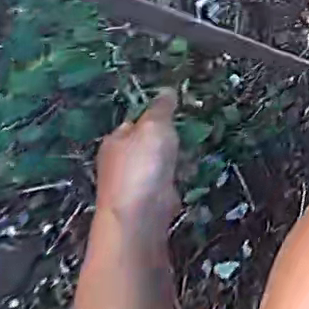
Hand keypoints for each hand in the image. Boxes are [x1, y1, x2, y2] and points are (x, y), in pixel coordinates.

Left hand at [94, 90, 179, 239]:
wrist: (139, 217)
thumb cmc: (142, 165)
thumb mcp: (154, 126)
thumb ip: (161, 108)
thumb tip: (166, 91)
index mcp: (115, 141)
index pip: (133, 122)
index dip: (153, 114)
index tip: (175, 110)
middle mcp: (119, 162)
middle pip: (146, 143)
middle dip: (166, 138)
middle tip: (188, 129)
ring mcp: (133, 184)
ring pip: (158, 163)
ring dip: (174, 158)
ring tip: (193, 149)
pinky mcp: (148, 201)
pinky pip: (166, 181)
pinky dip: (177, 177)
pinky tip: (189, 174)